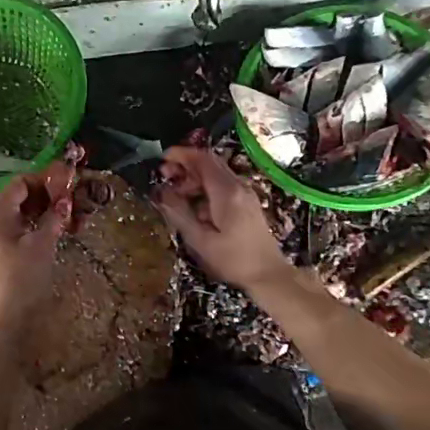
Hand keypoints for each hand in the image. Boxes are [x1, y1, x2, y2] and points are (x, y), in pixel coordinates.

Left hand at [0, 163, 69, 331]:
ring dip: (54, 211)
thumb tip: (66, 197)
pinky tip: (68, 231)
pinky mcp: (9, 251)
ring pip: (30, 212)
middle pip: (26, 195)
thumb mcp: (41, 245)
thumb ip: (54, 217)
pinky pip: (29, 228)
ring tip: (80, 218)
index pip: (22, 182)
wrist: (2, 320)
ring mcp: (2, 236)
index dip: (46, 179)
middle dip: (54, 195)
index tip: (72, 182)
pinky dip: (47, 226)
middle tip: (81, 200)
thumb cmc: (20, 279)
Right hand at [152, 147, 291, 291]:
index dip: (181, 154)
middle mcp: (238, 186)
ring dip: (194, 180)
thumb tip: (161, 192)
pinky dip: (205, 190)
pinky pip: (223, 187)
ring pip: (216, 175)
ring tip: (176, 196)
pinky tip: (195, 210)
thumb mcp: (200, 240)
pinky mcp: (247, 203)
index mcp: (226, 192)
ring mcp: (245, 194)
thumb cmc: (233, 260)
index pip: (202, 159)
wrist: (268, 275)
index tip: (161, 159)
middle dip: (185, 166)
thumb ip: (179, 213)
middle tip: (165, 178)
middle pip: (209, 163)